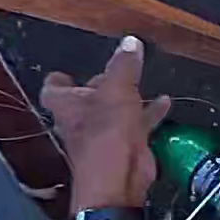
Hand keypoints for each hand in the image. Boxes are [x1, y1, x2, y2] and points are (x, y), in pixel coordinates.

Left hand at [41, 36, 172, 211]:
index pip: (54, 90)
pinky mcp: (127, 143)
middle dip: (99, 85)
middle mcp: (82, 121)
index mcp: (68, 107)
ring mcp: (105, 133)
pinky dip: (150, 111)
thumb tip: (130, 41)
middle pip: (86, 99)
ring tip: (142, 82)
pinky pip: (138, 121)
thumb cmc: (107, 133)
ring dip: (126, 98)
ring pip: (114, 109)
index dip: (59, 80)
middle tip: (114, 70)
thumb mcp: (118, 91)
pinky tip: (164, 102)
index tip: (64, 71)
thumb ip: (124, 66)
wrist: (120, 178)